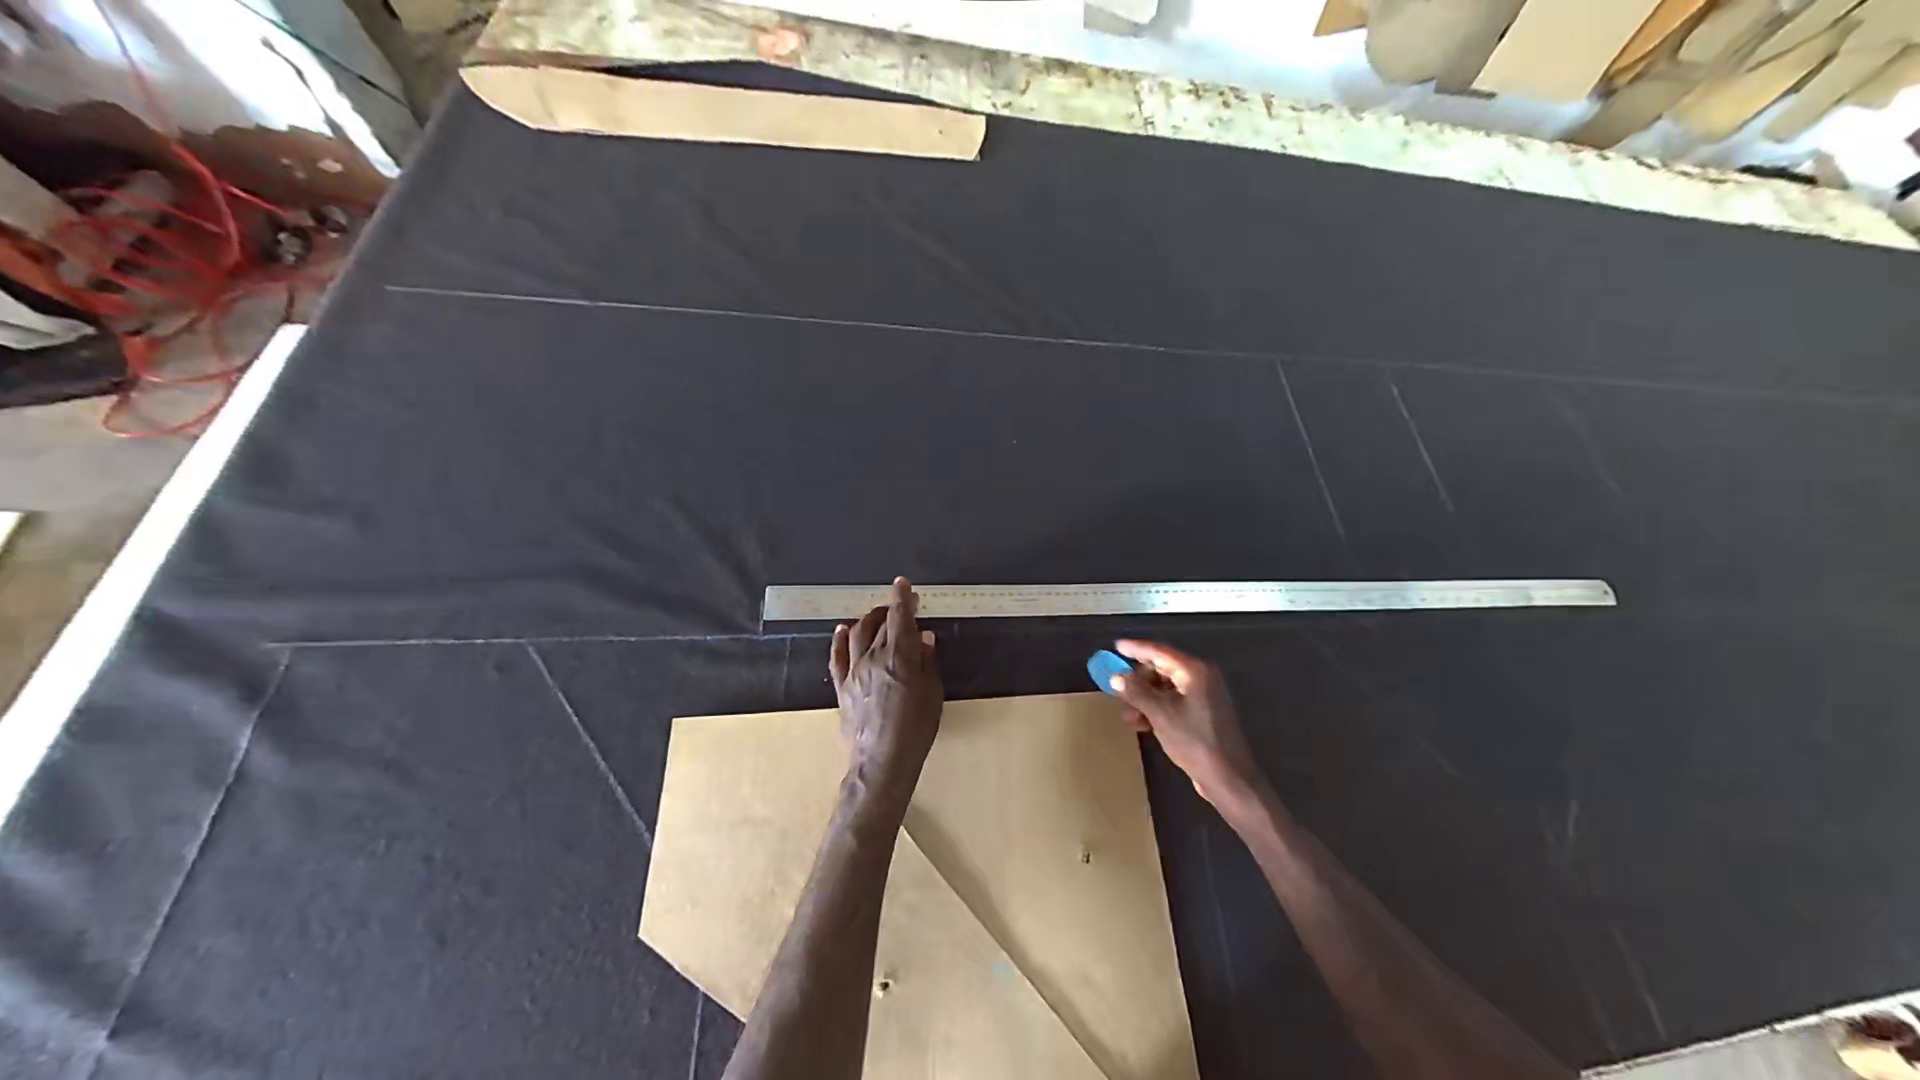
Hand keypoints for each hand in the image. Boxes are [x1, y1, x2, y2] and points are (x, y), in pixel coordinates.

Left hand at [829, 578, 943, 802]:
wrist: (882, 760)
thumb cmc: (916, 729)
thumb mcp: (933, 693)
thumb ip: (927, 662)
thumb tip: (923, 638)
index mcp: (901, 657)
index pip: (900, 618)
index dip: (902, 598)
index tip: (903, 584)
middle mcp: (874, 657)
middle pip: (879, 623)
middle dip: (889, 609)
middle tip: (900, 606)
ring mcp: (854, 671)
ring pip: (857, 634)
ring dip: (868, 619)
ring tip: (877, 616)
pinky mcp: (841, 686)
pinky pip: (837, 656)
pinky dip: (840, 639)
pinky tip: (843, 629)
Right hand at [1108, 640, 1260, 807]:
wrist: (1227, 778)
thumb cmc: (1195, 741)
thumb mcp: (1160, 714)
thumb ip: (1136, 692)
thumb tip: (1116, 677)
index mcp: (1194, 671)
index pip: (1159, 651)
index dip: (1136, 648)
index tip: (1116, 645)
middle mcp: (1200, 678)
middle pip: (1161, 669)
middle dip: (1138, 682)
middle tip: (1119, 695)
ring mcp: (1203, 696)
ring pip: (1164, 687)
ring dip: (1144, 699)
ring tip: (1130, 717)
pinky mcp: (1201, 713)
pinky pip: (1172, 702)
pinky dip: (1155, 709)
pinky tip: (1142, 724)